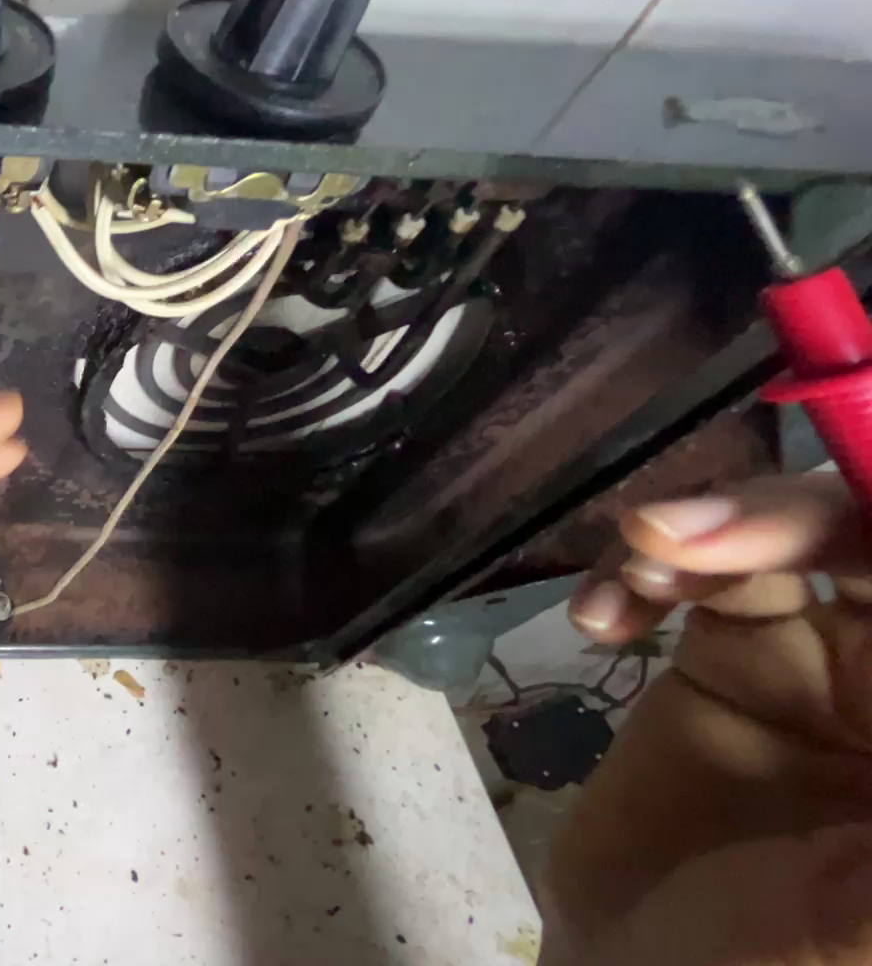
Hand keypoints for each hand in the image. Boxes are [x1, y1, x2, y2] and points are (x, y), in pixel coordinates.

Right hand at [545, 473, 871, 964]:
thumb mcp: (860, 922)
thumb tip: (865, 659)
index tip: (823, 530)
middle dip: (793, 519)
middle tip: (672, 533)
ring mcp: (836, 667)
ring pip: (798, 543)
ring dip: (709, 534)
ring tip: (631, 565)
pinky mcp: (731, 658)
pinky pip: (698, 578)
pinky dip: (639, 575)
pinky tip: (597, 616)